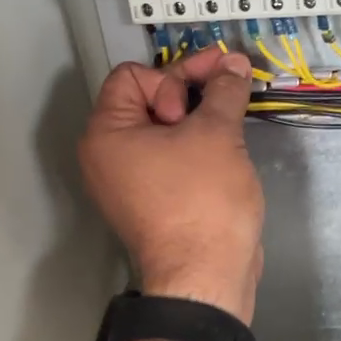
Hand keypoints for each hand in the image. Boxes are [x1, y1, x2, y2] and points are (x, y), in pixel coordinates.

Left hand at [80, 50, 263, 323]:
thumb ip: (225, 91)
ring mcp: (129, 185)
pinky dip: (197, 153)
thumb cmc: (202, 200)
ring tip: (228, 135)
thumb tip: (235, 63)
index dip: (174, 76)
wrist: (206, 276)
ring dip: (199, 125)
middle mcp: (108, 157)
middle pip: (148, 101)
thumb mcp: (217, 134)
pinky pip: (172, 162)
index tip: (206, 97)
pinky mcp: (153, 205)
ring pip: (165, 134)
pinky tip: (225, 158)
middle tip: (221, 115)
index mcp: (106, 133)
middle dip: (190, 98)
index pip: (134, 75)